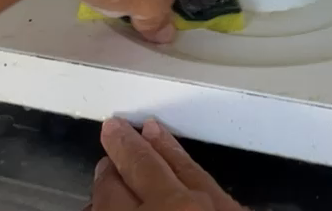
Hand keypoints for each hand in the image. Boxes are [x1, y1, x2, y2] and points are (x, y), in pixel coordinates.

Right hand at [90, 117, 245, 210]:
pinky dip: (186, 158)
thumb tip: (105, 202)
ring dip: (155, 144)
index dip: (103, 182)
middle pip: (140, 168)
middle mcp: (168, 205)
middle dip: (123, 147)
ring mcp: (204, 203)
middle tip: (110, 128)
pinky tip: (178, 150)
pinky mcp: (231, 206)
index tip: (101, 170)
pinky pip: (204, 176)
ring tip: (141, 128)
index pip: (110, 195)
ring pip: (174, 164)